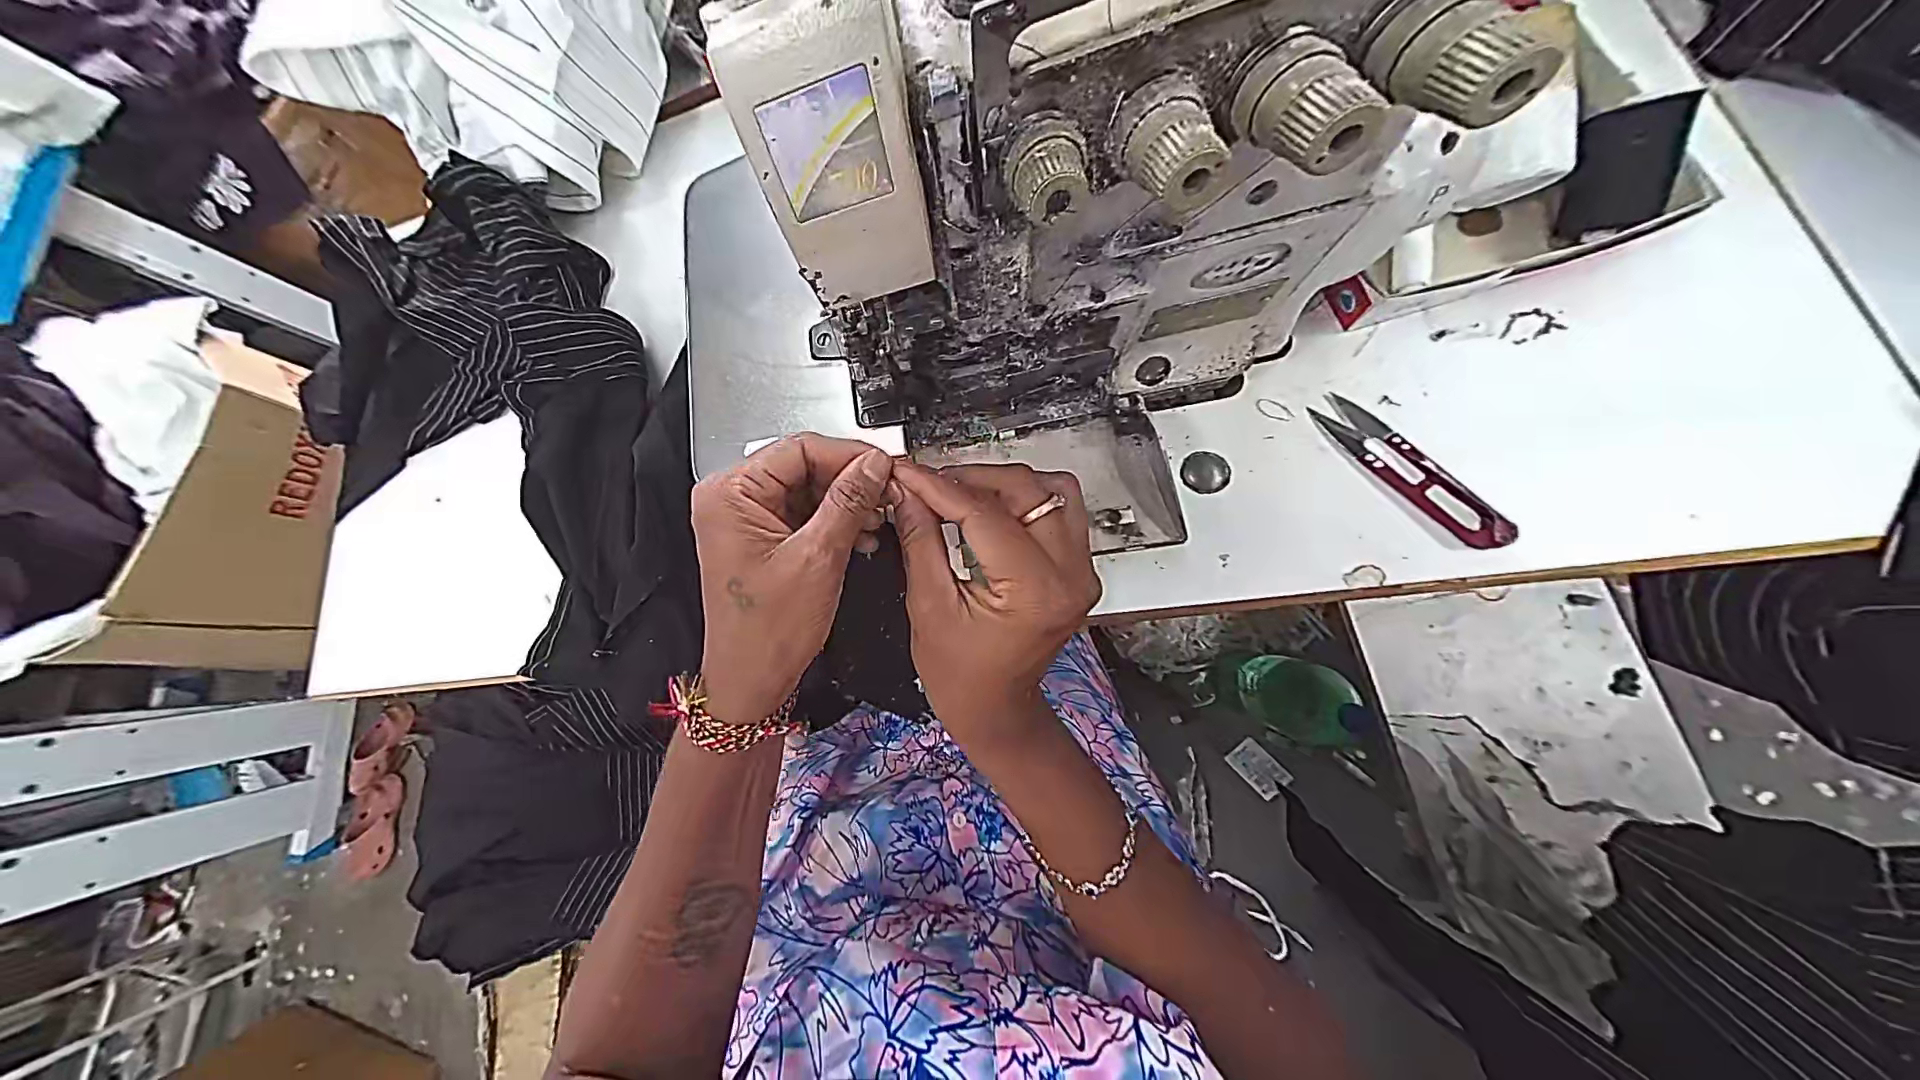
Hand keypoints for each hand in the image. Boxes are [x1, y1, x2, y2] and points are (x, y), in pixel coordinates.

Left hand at [692, 434, 895, 723]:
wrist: (752, 679)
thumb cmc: (765, 633)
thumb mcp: (818, 557)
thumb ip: (849, 502)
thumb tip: (873, 465)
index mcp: (730, 495)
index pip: (799, 448)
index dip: (849, 456)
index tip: (884, 466)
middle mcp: (731, 500)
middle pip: (804, 465)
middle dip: (851, 480)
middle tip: (887, 491)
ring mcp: (746, 519)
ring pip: (809, 488)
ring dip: (847, 501)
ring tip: (876, 517)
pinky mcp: (762, 536)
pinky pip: (805, 512)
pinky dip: (836, 519)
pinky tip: (860, 533)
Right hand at [891, 462, 1101, 736]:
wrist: (994, 705)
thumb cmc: (962, 676)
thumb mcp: (929, 605)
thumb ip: (920, 539)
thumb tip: (909, 493)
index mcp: (1035, 591)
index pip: (984, 513)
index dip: (939, 487)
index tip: (909, 473)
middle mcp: (1070, 576)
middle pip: (1025, 490)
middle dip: (970, 478)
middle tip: (929, 482)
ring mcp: (1080, 571)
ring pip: (1050, 490)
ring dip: (1002, 483)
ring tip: (959, 493)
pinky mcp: (1078, 568)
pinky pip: (1058, 510)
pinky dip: (1022, 500)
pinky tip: (988, 508)